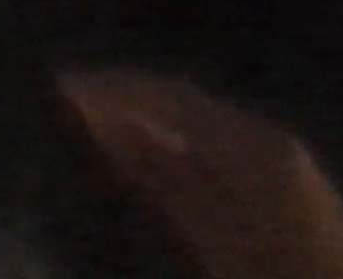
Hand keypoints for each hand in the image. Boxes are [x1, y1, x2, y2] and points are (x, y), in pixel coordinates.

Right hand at [61, 71, 342, 278]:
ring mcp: (267, 164)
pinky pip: (201, 155)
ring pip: (186, 126)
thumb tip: (97, 118)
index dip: (112, 87)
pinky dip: (160, 147)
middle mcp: (257, 140)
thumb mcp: (220, 233)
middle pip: (176, 103)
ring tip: (82, 114)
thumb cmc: (281, 269)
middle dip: (120, 96)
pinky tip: (127, 150)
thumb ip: (158, 173)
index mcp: (249, 141)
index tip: (61, 82)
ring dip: (136, 118)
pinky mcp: (266, 193)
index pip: (166, 95)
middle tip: (64, 92)